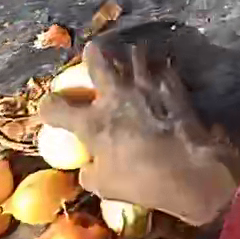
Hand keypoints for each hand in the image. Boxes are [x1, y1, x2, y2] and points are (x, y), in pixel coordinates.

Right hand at [37, 39, 239, 224]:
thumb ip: (91, 171)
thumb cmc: (144, 182)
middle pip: (97, 59)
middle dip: (92, 53)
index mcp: (92, 122)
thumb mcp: (106, 187)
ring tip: (131, 56)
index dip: (48, 107)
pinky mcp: (171, 84)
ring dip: (129, 55)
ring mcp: (144, 85)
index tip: (50, 108)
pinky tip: (160, 74)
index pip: (55, 107)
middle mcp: (115, 96)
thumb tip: (87, 166)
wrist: (190, 168)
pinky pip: (161, 67)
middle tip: (93, 51)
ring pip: (133, 54)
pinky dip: (158, 68)